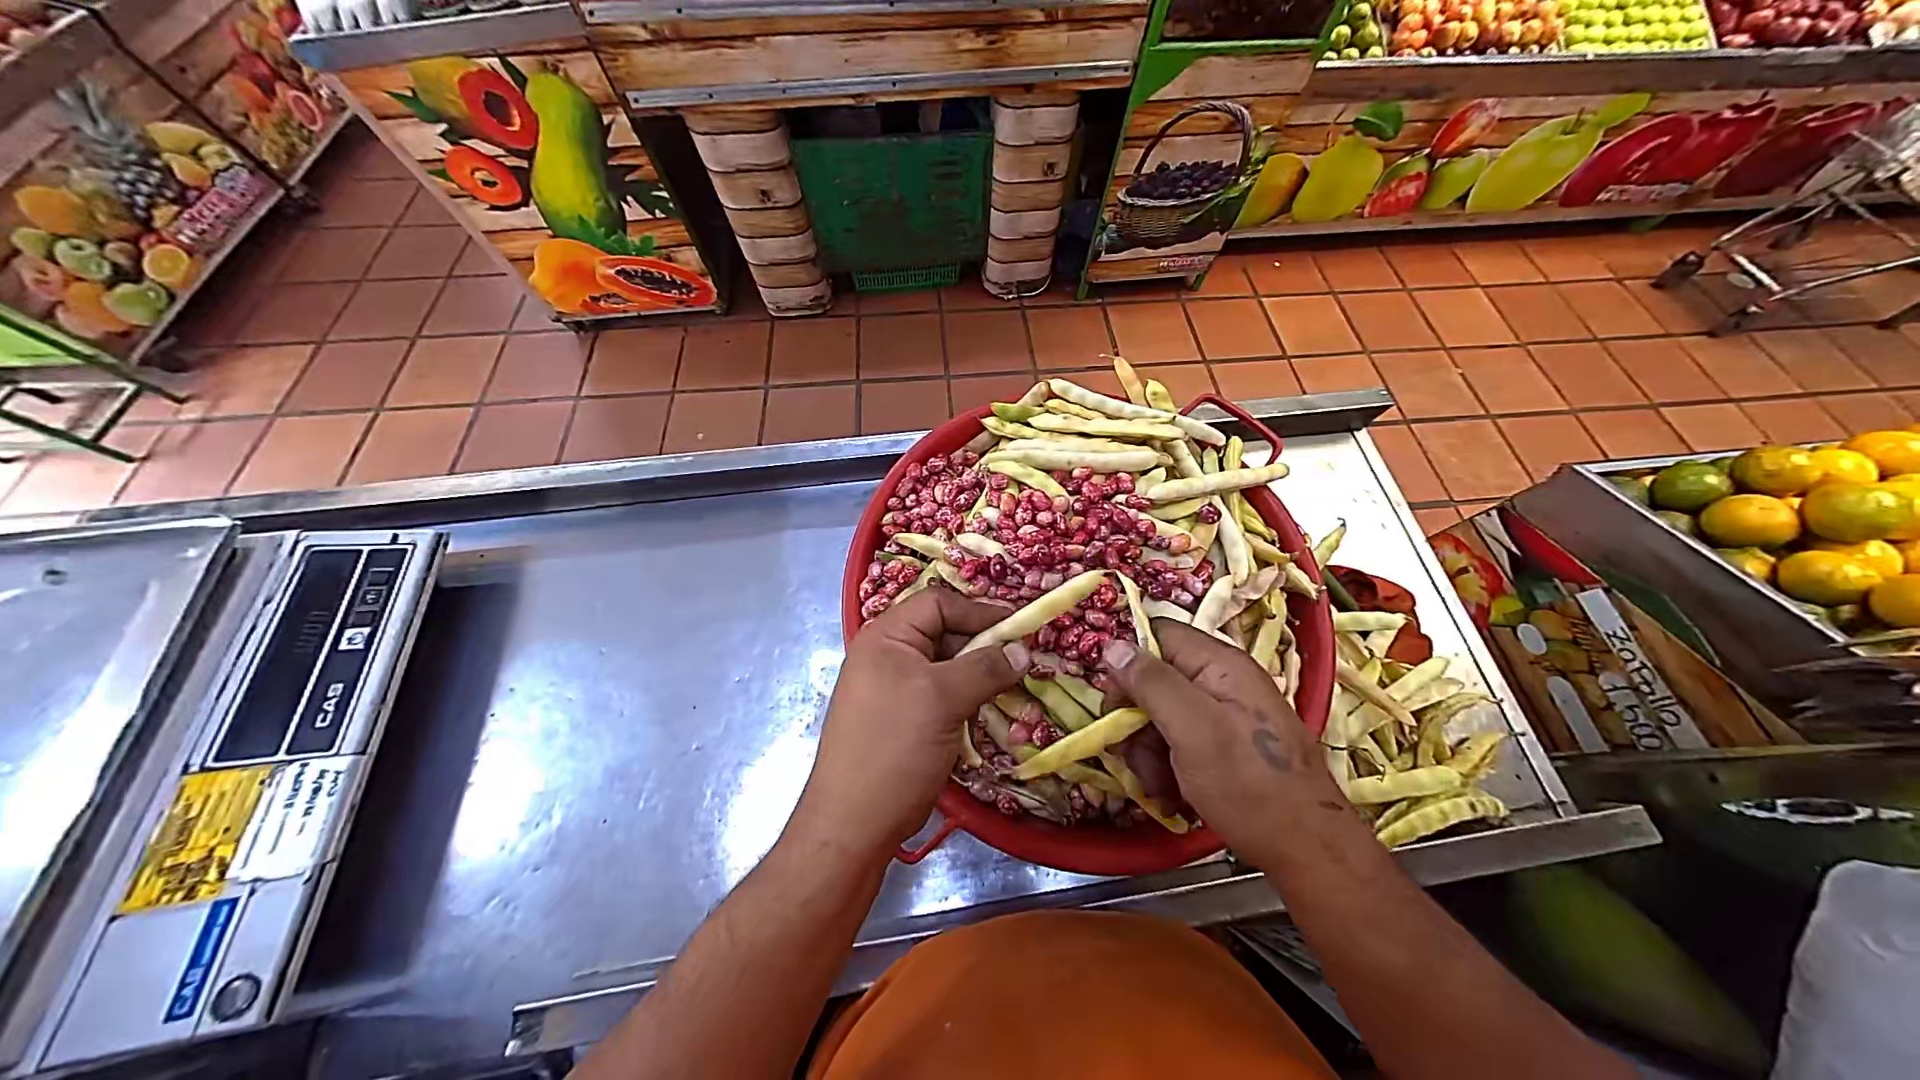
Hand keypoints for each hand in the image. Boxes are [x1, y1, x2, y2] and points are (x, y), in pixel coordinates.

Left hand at [793, 589, 1029, 857]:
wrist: (854, 822)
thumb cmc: (894, 748)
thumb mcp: (943, 698)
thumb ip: (985, 668)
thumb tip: (1022, 650)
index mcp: (886, 637)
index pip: (938, 603)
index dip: (979, 611)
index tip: (1019, 627)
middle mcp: (886, 655)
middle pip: (943, 632)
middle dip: (982, 644)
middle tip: (1019, 660)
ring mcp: (893, 688)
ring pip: (946, 666)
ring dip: (977, 674)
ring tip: (1010, 686)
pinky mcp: (903, 718)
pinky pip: (940, 694)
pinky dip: (966, 698)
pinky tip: (987, 711)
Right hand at [1103, 622, 1354, 868]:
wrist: (1308, 851)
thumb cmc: (1249, 786)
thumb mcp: (1192, 728)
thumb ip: (1152, 682)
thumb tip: (1113, 645)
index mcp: (1219, 664)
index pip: (1158, 634)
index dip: (1128, 661)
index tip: (1114, 701)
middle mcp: (1223, 682)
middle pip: (1155, 679)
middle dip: (1135, 719)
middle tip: (1133, 756)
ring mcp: (1226, 715)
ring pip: (1162, 715)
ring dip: (1148, 751)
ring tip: (1158, 786)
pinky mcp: (1226, 747)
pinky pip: (1180, 742)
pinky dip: (1167, 767)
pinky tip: (1172, 794)